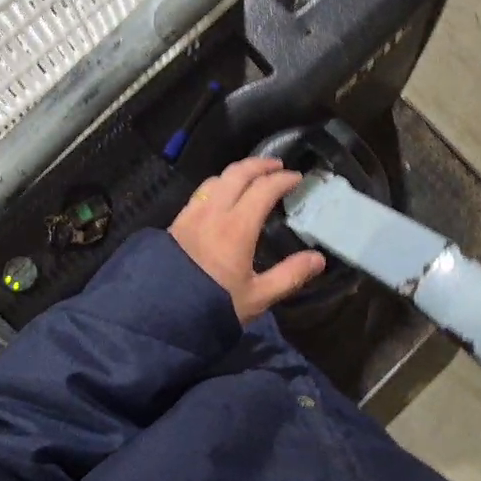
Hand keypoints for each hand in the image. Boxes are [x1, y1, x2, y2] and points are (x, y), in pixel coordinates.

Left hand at [170, 157, 327, 324]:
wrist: (162, 315)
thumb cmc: (214, 306)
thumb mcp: (258, 297)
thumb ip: (289, 276)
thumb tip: (318, 258)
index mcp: (237, 227)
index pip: (263, 189)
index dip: (282, 179)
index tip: (297, 179)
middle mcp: (213, 213)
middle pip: (237, 174)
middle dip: (259, 165)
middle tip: (276, 166)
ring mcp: (191, 215)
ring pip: (215, 180)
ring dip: (236, 173)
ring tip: (250, 178)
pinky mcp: (176, 223)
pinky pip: (199, 193)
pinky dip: (217, 185)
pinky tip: (220, 197)